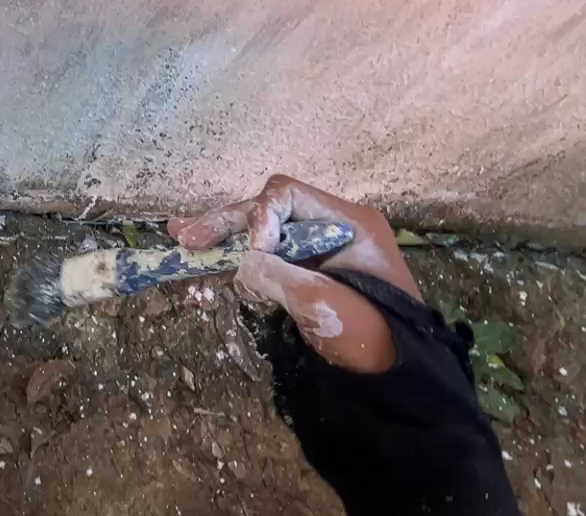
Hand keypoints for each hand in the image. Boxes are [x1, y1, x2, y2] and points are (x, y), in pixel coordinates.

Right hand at [168, 175, 416, 372]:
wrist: (401, 390)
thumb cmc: (371, 338)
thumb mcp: (322, 303)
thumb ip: (277, 274)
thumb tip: (243, 264)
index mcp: (348, 223)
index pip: (287, 195)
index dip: (260, 216)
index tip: (254, 252)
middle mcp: (330, 227)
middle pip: (266, 211)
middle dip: (226, 223)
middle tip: (185, 235)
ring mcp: (316, 250)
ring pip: (259, 232)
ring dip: (223, 237)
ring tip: (184, 240)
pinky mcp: (305, 272)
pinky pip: (264, 255)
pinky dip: (236, 257)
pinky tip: (208, 259)